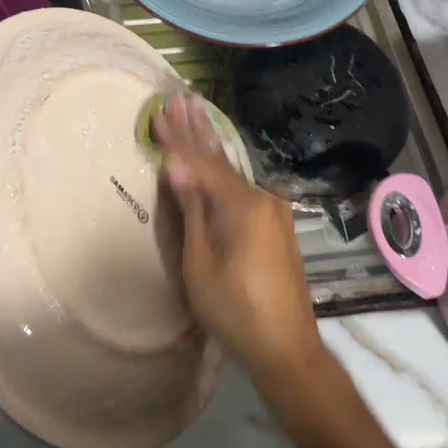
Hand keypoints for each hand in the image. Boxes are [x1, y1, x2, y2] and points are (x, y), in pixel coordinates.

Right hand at [157, 96, 415, 447]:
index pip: (201, 162)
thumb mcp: (201, 262)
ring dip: (209, 145)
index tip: (159, 110)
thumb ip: (191, 209)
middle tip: (180, 97)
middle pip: (221, 159)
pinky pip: (240, 188)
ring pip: (232, 172)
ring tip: (195, 114)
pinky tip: (214, 157)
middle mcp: (262, 198)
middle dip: (197, 129)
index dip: (177, 138)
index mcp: (243, 204)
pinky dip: (222, 170)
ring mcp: (273, 212)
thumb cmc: (235, 309)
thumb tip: (175, 164)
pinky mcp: (275, 226)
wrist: (288, 349)